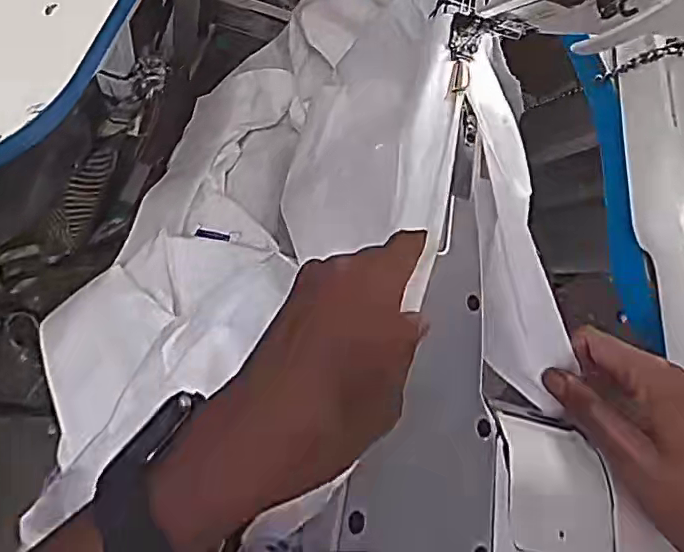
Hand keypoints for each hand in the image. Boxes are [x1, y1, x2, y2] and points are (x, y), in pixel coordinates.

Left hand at [146, 230, 428, 550]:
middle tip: (400, 324)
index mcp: (374, 281)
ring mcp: (309, 286)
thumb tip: (409, 328)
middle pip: (377, 262)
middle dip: (390, 287)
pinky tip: (338, 356)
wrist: (254, 438)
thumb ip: (406, 344)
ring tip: (364, 350)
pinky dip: (335, 313)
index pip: (409, 245)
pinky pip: (326, 295)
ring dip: (360, 301)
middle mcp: (339, 272)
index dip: (422, 252)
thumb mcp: (390, 391)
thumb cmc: (320, 417)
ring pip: (350, 279)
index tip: (429, 258)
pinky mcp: (287, 304)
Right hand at [543, 326, 683, 551]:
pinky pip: (634, 393)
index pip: (595, 340)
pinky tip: (608, 435)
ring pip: (619, 375)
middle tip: (562, 404)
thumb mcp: (627, 456)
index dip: (566, 356)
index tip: (551, 377)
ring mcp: (676, 394)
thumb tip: (559, 380)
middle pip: (607, 355)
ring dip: (597, 394)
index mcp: (658, 377)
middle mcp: (670, 377)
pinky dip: (615, 407)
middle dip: (580, 377)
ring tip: (585, 425)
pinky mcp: (677, 412)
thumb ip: (587, 410)